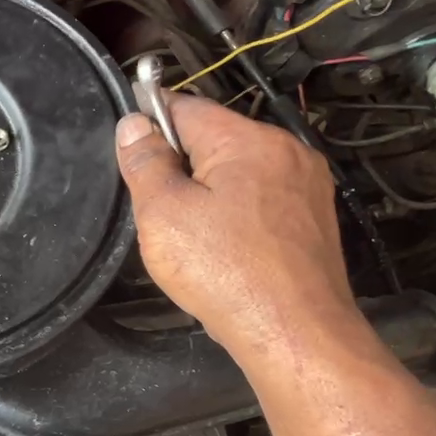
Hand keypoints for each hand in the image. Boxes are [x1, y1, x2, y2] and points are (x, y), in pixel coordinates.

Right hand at [115, 95, 362, 361]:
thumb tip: (133, 124)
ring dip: (203, 188)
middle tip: (150, 204)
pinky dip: (230, 210)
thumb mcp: (163, 212)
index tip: (126, 143)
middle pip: (213, 139)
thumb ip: (145, 163)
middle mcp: (286, 151)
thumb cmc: (223, 269)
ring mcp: (305, 185)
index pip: (186, 107)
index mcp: (248, 141)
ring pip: (236, 171)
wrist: (290, 327)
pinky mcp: (310, 218)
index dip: (149, 119)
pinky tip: (216, 245)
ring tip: (182, 230)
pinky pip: (257, 198)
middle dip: (177, 163)